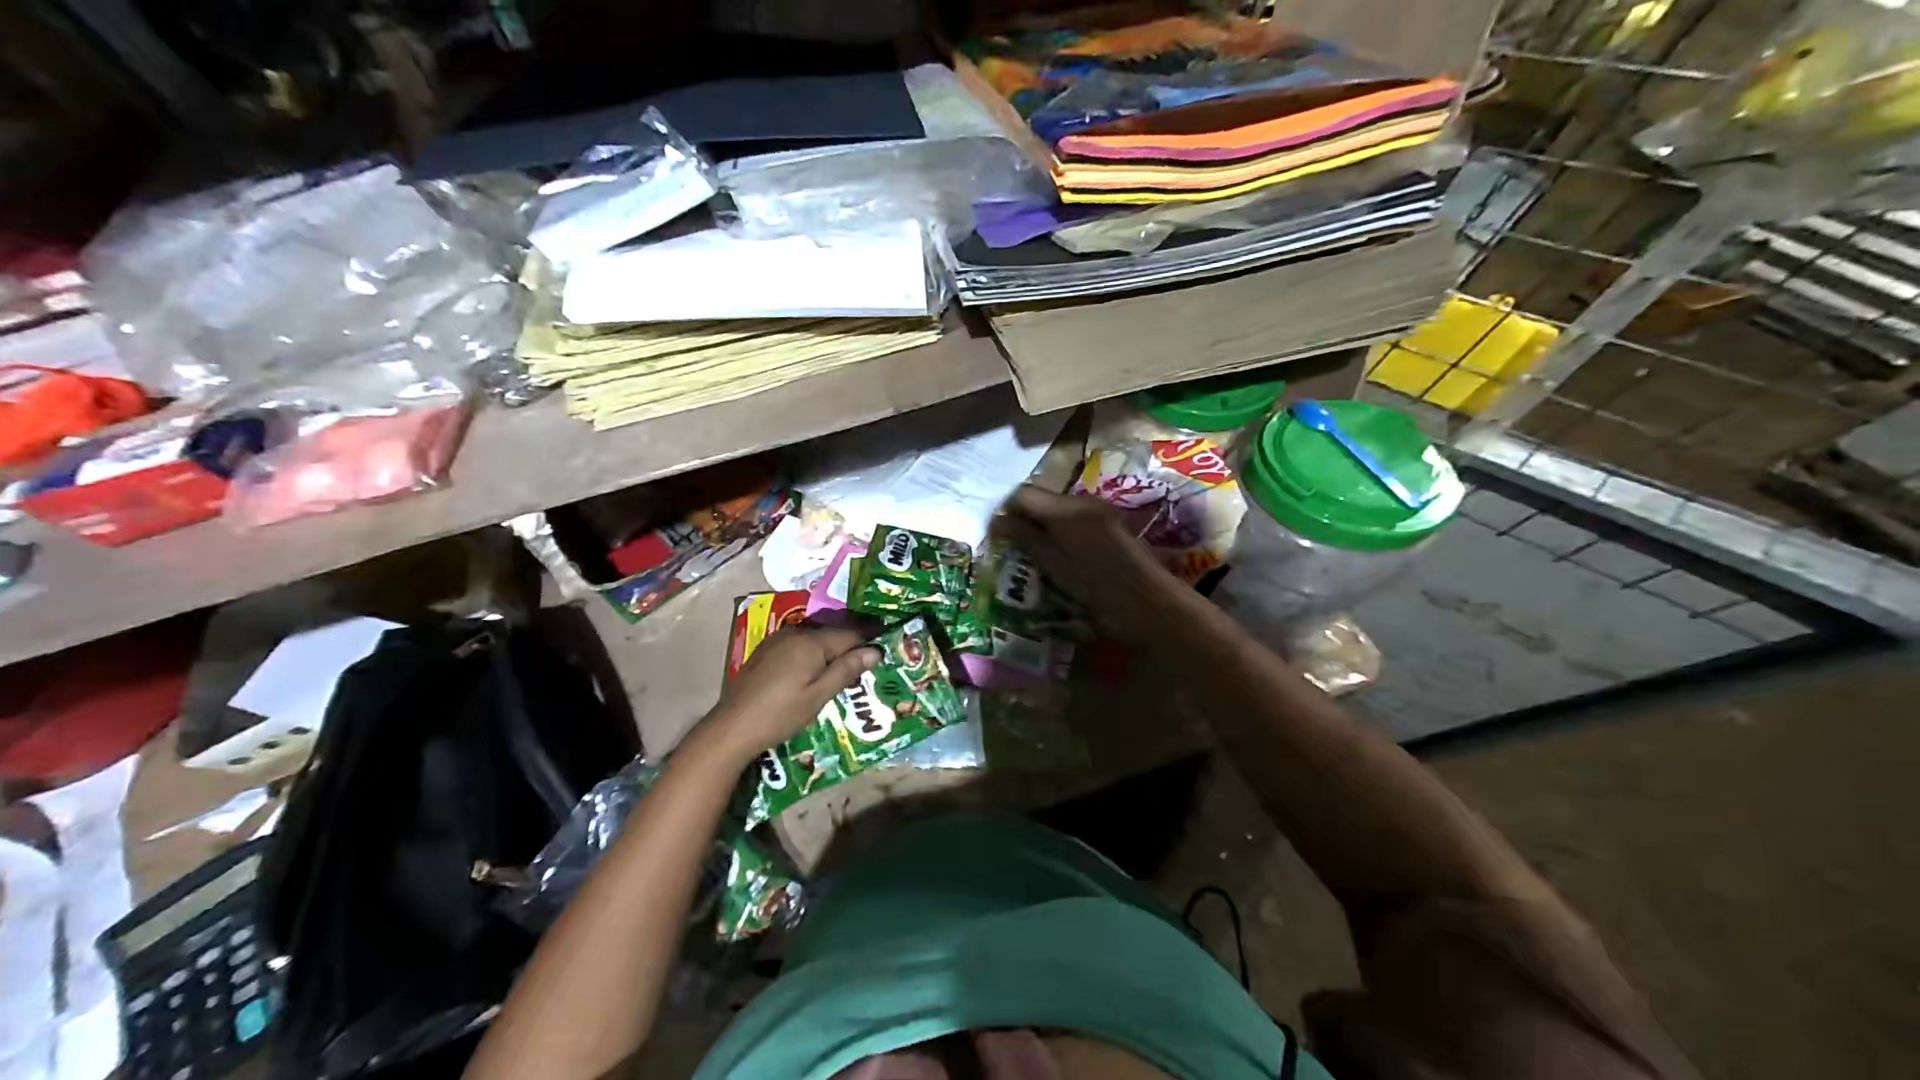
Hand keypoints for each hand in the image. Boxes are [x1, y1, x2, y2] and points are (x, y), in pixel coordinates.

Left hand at [701, 627, 879, 764]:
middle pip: (832, 634)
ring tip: (846, 668)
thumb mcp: (819, 696)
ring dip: (831, 650)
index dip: (870, 640)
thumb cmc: (781, 714)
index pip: (850, 634)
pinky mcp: (766, 651)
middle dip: (851, 645)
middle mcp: (794, 633)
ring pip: (815, 639)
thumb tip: (876, 650)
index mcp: (810, 642)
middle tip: (870, 661)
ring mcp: (777, 640)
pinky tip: (816, 671)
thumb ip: (847, 670)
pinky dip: (812, 654)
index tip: (887, 645)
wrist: (732, 727)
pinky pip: (799, 645)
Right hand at [994, 486, 1178, 639]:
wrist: (1152, 606)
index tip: (996, 535)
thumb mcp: (1055, 566)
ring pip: (1060, 511)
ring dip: (1044, 527)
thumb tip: (997, 521)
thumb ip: (1026, 539)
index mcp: (1067, 509)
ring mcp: (1102, 512)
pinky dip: (1063, 533)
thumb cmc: (1098, 590)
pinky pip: (1077, 520)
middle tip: (1013, 548)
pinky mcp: (1113, 526)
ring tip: (1036, 556)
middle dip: (1025, 519)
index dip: (1006, 511)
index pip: (1024, 495)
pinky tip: (1062, 557)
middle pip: (1043, 500)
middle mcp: (1084, 502)